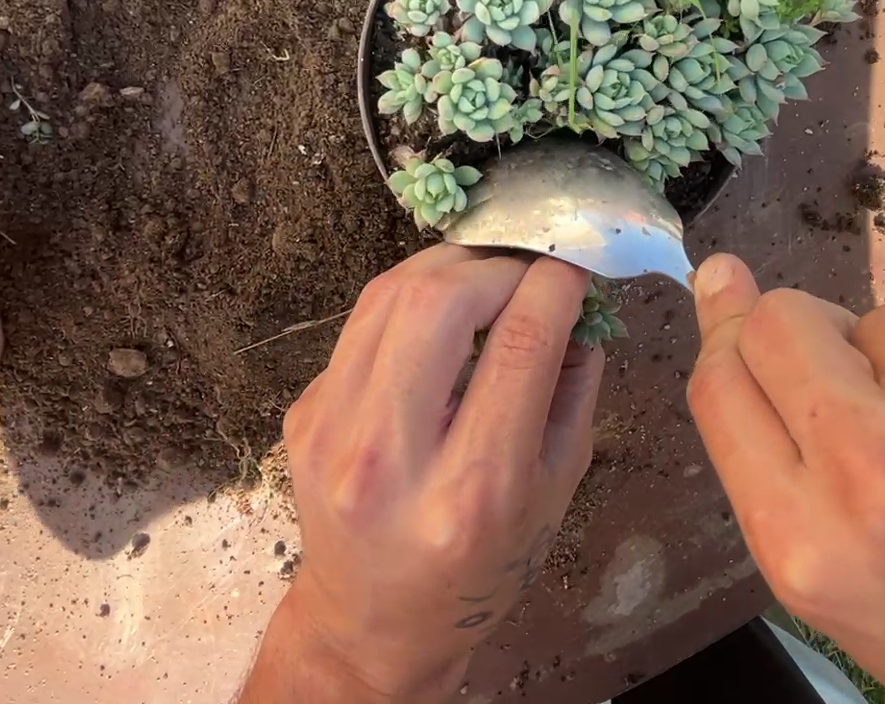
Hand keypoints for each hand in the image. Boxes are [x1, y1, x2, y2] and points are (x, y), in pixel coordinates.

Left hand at [240, 246, 602, 702]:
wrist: (371, 621)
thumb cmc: (480, 569)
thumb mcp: (554, 493)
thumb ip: (574, 391)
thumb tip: (580, 306)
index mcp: (471, 490)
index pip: (521, 342)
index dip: (557, 283)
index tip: (575, 263)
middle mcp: (389, 454)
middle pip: (440, 300)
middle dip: (498, 262)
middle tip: (528, 266)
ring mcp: (331, 427)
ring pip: (391, 292)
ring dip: (451, 265)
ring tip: (487, 274)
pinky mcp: (304, 409)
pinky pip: (364, 318)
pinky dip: (411, 296)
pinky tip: (439, 313)